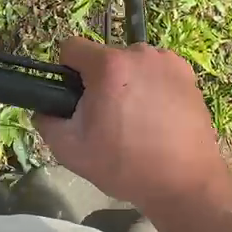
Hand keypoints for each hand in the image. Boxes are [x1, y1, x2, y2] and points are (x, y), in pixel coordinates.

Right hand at [34, 37, 231, 213]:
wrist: (185, 184)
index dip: (68, 72)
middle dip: (101, 81)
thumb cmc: (125, 165)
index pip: (72, 47)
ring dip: (127, 81)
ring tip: (138, 120)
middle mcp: (138, 52)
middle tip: (110, 119)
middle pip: (104, 57)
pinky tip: (158, 115)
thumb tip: (44, 108)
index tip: (78, 99)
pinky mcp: (186, 72)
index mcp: (108, 65)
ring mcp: (165, 60)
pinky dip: (152, 84)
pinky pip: (156, 69)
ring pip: (131, 63)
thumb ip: (48, 122)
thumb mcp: (72, 151)